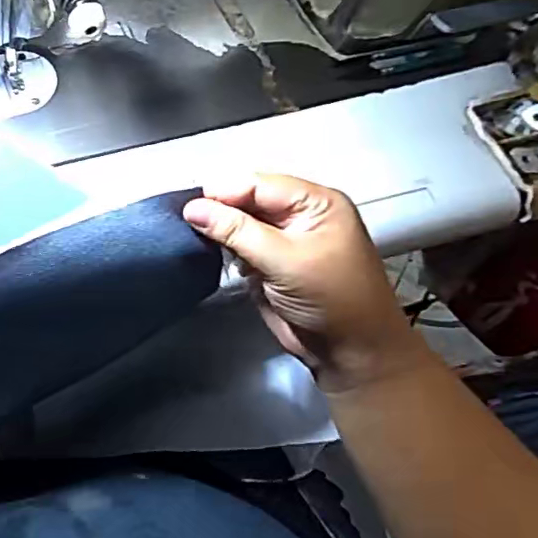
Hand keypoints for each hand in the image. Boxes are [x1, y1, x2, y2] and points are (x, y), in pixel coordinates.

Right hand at [182, 174, 416, 395]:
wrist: (352, 353)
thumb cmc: (330, 299)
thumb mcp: (284, 259)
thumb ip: (237, 231)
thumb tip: (192, 208)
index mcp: (315, 202)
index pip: (259, 184)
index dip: (224, 192)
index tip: (188, 206)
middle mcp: (300, 215)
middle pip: (249, 200)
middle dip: (220, 210)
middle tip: (185, 221)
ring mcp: (285, 240)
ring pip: (242, 223)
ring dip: (220, 231)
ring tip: (192, 236)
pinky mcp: (272, 264)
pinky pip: (241, 246)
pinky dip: (226, 249)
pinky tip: (209, 252)